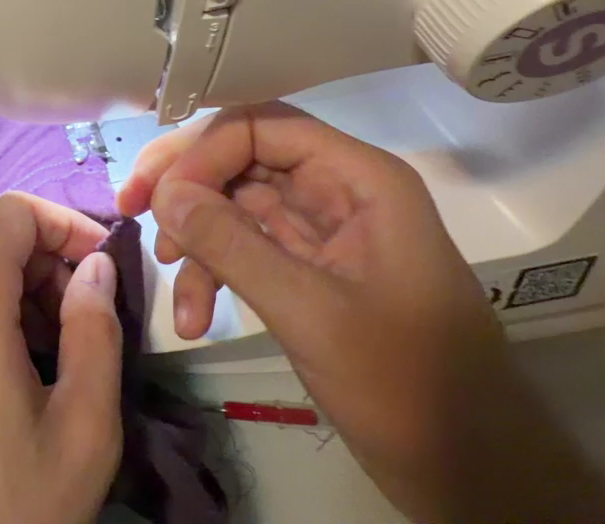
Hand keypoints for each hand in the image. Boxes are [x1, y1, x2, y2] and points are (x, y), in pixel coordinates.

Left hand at [0, 193, 122, 523]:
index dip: (61, 221)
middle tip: (78, 304)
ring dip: (1, 272)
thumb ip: (96, 333)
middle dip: (36, 248)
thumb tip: (94, 268)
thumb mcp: (83, 429)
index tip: (99, 261)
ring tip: (44, 334)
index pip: (10, 212)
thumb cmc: (12, 506)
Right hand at [119, 102, 604, 523]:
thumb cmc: (406, 385)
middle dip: (186, 186)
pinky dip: (213, 274)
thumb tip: (163, 190)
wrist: (472, 475)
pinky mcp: (310, 273)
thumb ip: (232, 244)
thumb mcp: (311, 312)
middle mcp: (340, 193)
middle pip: (242, 159)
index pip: (262, 128)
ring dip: (195, 240)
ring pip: (236, 205)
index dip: (202, 153)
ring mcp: (324, 234)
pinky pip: (246, 249)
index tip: (156, 197)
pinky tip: (193, 317)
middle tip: (131, 208)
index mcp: (360, 180)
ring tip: (166, 279)